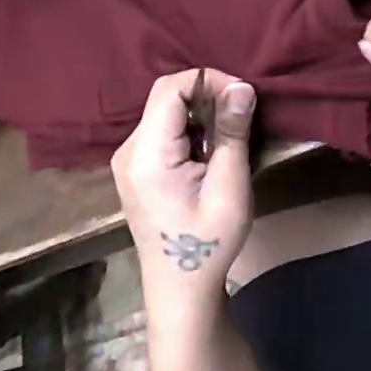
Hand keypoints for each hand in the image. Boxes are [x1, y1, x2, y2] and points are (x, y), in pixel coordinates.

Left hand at [111, 70, 257, 317]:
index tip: (242, 95)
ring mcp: (128, 158)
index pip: (170, 89)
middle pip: (164, 96)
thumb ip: (232, 133)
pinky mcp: (135, 166)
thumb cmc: (208, 243)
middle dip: (205, 92)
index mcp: (146, 155)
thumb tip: (242, 86)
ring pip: (163, 110)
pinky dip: (188, 126)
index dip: (207, 80)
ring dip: (198, 110)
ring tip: (229, 130)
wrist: (180, 289)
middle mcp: (128, 150)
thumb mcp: (229, 188)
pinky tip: (209, 147)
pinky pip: (161, 129)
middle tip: (240, 110)